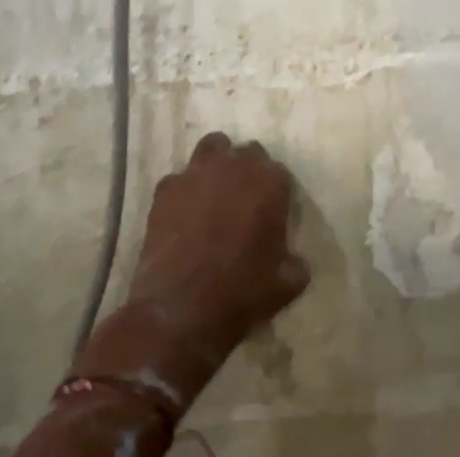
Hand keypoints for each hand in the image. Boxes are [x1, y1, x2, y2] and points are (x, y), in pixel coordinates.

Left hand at [72, 133, 310, 408]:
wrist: (180, 311)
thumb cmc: (242, 293)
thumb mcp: (287, 283)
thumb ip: (294, 261)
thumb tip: (292, 259)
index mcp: (271, 182)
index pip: (279, 172)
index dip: (275, 192)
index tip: (271, 213)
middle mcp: (235, 167)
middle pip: (247, 152)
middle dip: (247, 171)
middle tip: (243, 201)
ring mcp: (196, 175)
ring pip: (211, 148)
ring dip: (216, 165)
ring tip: (213, 194)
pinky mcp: (165, 192)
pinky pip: (178, 179)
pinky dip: (183, 190)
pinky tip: (183, 214)